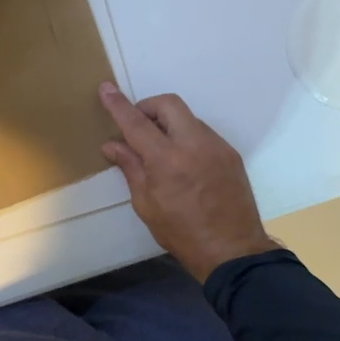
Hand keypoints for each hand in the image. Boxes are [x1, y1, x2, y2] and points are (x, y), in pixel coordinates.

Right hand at [98, 83, 279, 281]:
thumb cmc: (181, 233)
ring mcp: (217, 146)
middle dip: (148, 107)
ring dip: (168, 123)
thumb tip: (113, 145)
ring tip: (159, 151)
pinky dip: (186, 137)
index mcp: (167, 159)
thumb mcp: (146, 204)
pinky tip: (182, 162)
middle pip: (168, 104)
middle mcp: (194, 144)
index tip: (106, 89)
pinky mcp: (230, 154)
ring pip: (187, 118)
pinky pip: (202, 133)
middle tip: (137, 128)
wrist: (233, 251)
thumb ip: (131, 168)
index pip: (137, 122)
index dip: (118, 104)